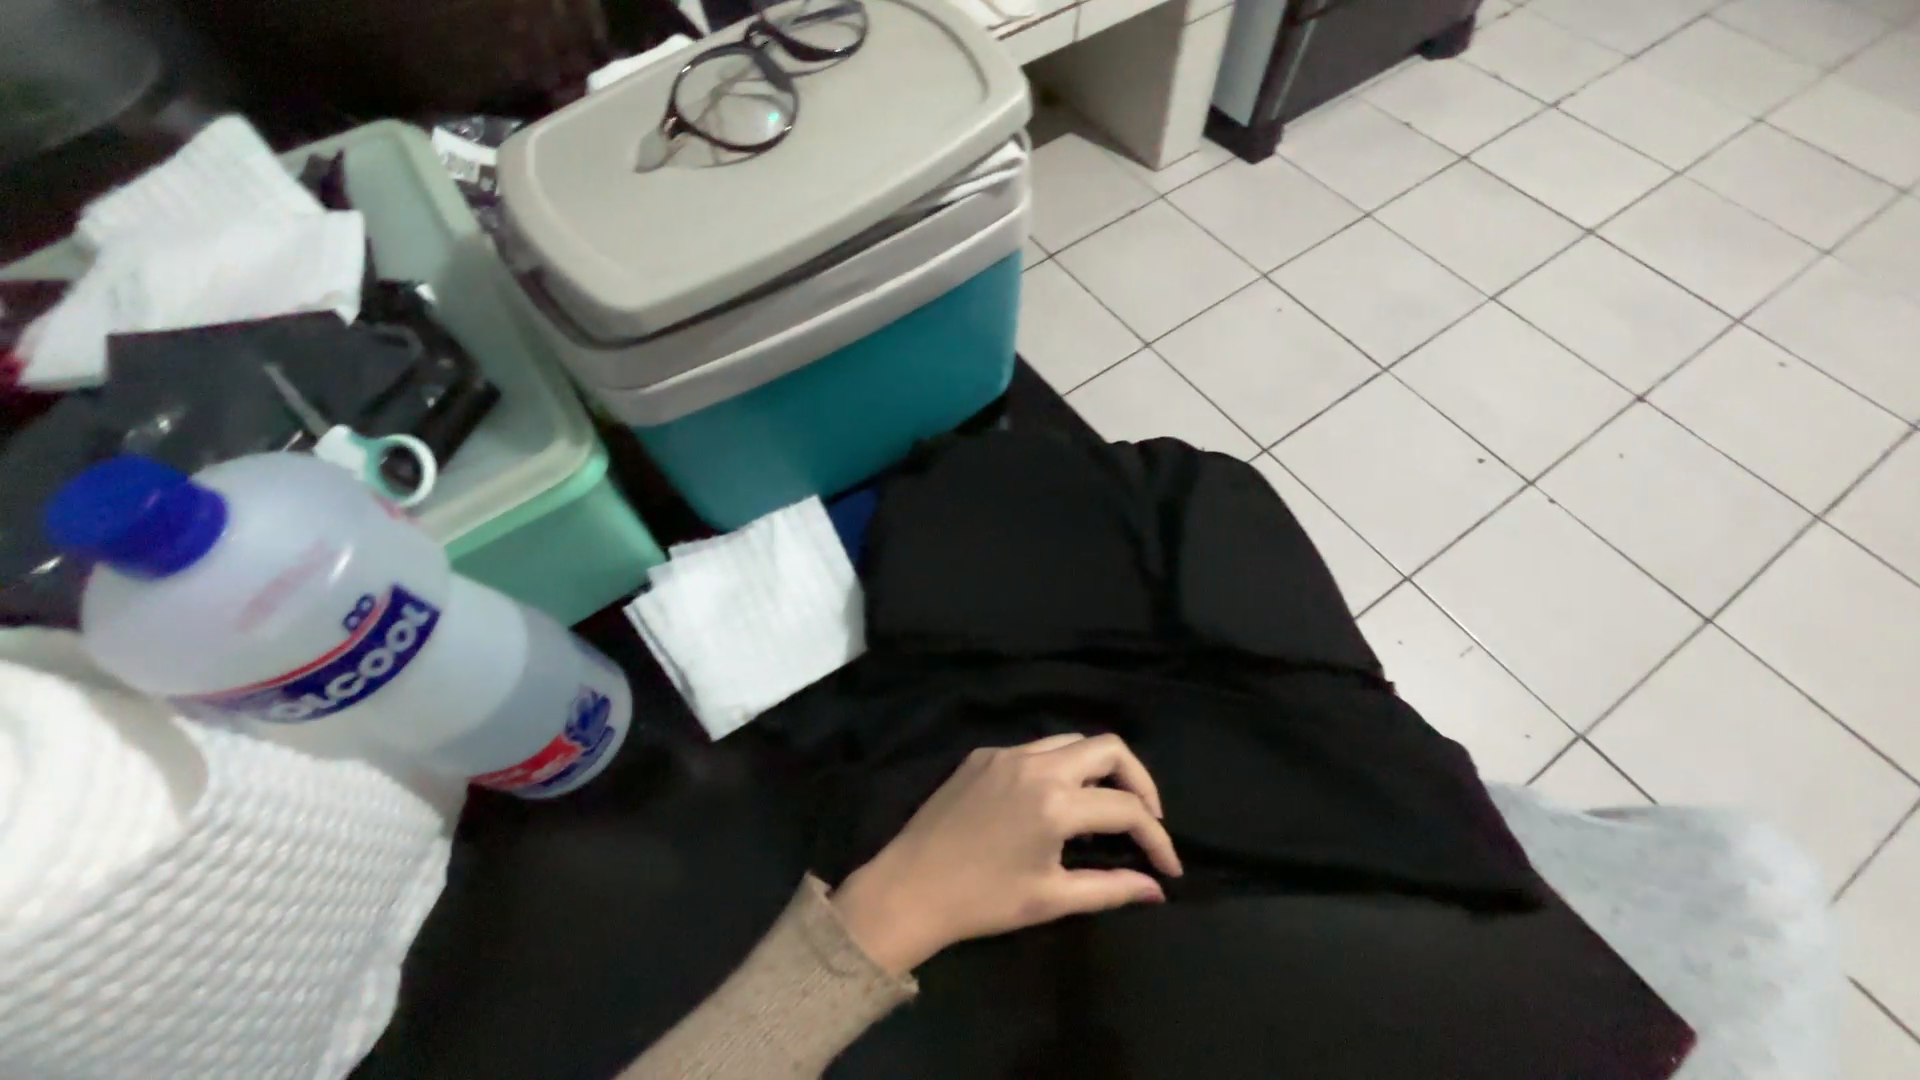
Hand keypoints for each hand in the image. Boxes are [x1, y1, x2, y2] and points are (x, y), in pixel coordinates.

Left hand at [830, 733, 1182, 974]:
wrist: (909, 887)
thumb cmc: (982, 901)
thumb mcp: (1051, 898)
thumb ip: (1111, 888)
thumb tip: (1156, 889)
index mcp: (1055, 802)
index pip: (1127, 809)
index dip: (1157, 837)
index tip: (1168, 865)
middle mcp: (1035, 764)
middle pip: (1109, 747)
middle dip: (1138, 780)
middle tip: (1144, 818)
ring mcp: (1006, 753)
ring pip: (1071, 741)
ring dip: (1098, 769)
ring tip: (1103, 809)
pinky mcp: (983, 754)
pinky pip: (1036, 749)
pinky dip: (1060, 767)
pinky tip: (1055, 801)